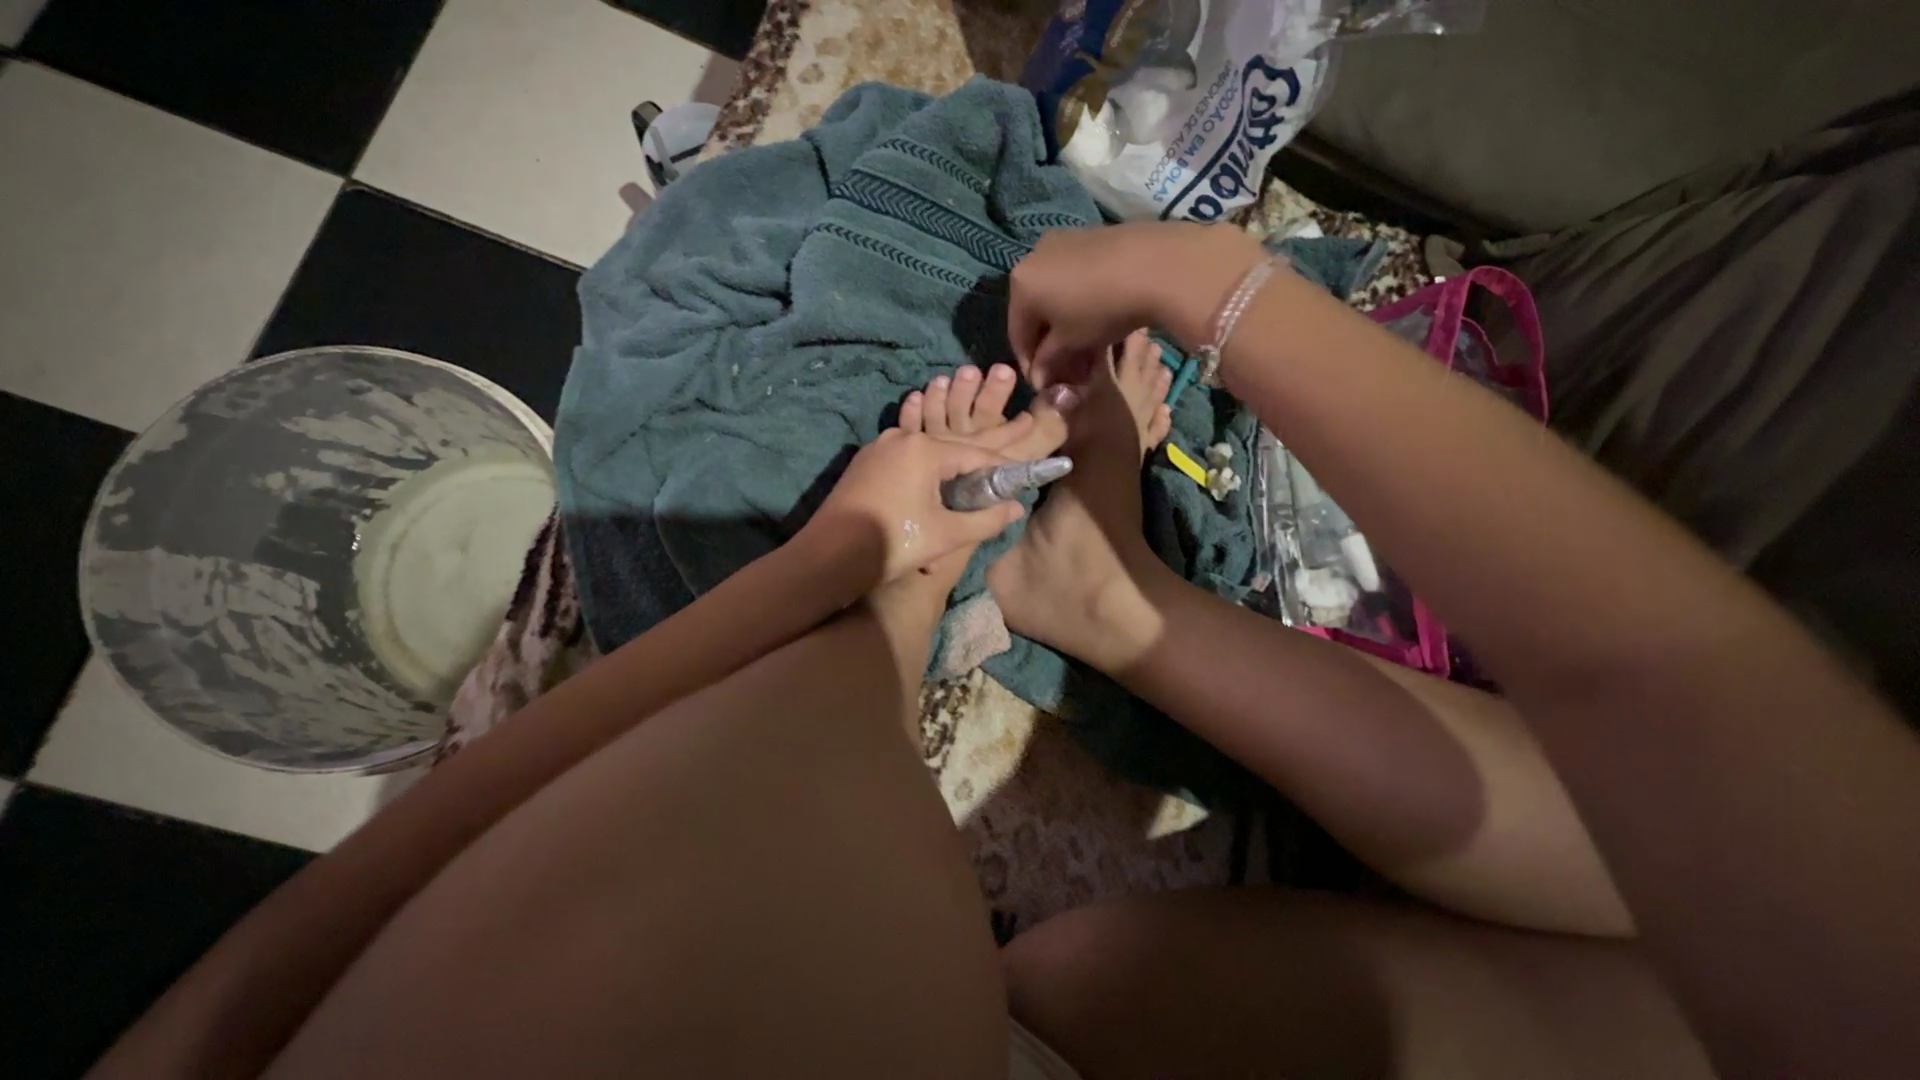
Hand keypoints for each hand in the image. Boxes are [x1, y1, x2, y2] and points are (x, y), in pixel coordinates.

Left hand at [804, 429, 1026, 583]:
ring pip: (925, 463)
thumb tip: (1016, 508)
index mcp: (924, 448)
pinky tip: (926, 511)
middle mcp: (900, 438)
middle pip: (950, 454)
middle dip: (972, 480)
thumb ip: (987, 520)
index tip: (1020, 486)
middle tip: (994, 501)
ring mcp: (877, 449)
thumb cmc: (892, 544)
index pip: (977, 454)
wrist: (826, 558)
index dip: (1003, 471)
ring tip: (961, 511)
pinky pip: (903, 469)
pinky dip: (920, 486)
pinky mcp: (862, 464)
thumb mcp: (947, 535)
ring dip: (944, 486)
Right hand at [1007, 222, 1262, 387]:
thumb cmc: (1101, 308)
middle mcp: (1033, 257)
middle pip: (1034, 310)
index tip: (1042, 383)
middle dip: (1047, 341)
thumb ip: (1048, 360)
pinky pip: (1072, 276)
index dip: (1029, 362)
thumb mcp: (1071, 341)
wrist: (1153, 263)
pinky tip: (1094, 316)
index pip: (1017, 333)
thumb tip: (1037, 378)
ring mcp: (1061, 242)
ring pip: (1054, 292)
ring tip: (1081, 344)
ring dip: (1062, 321)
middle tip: (1063, 366)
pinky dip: (1076, 299)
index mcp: (1020, 284)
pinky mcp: (1087, 235)